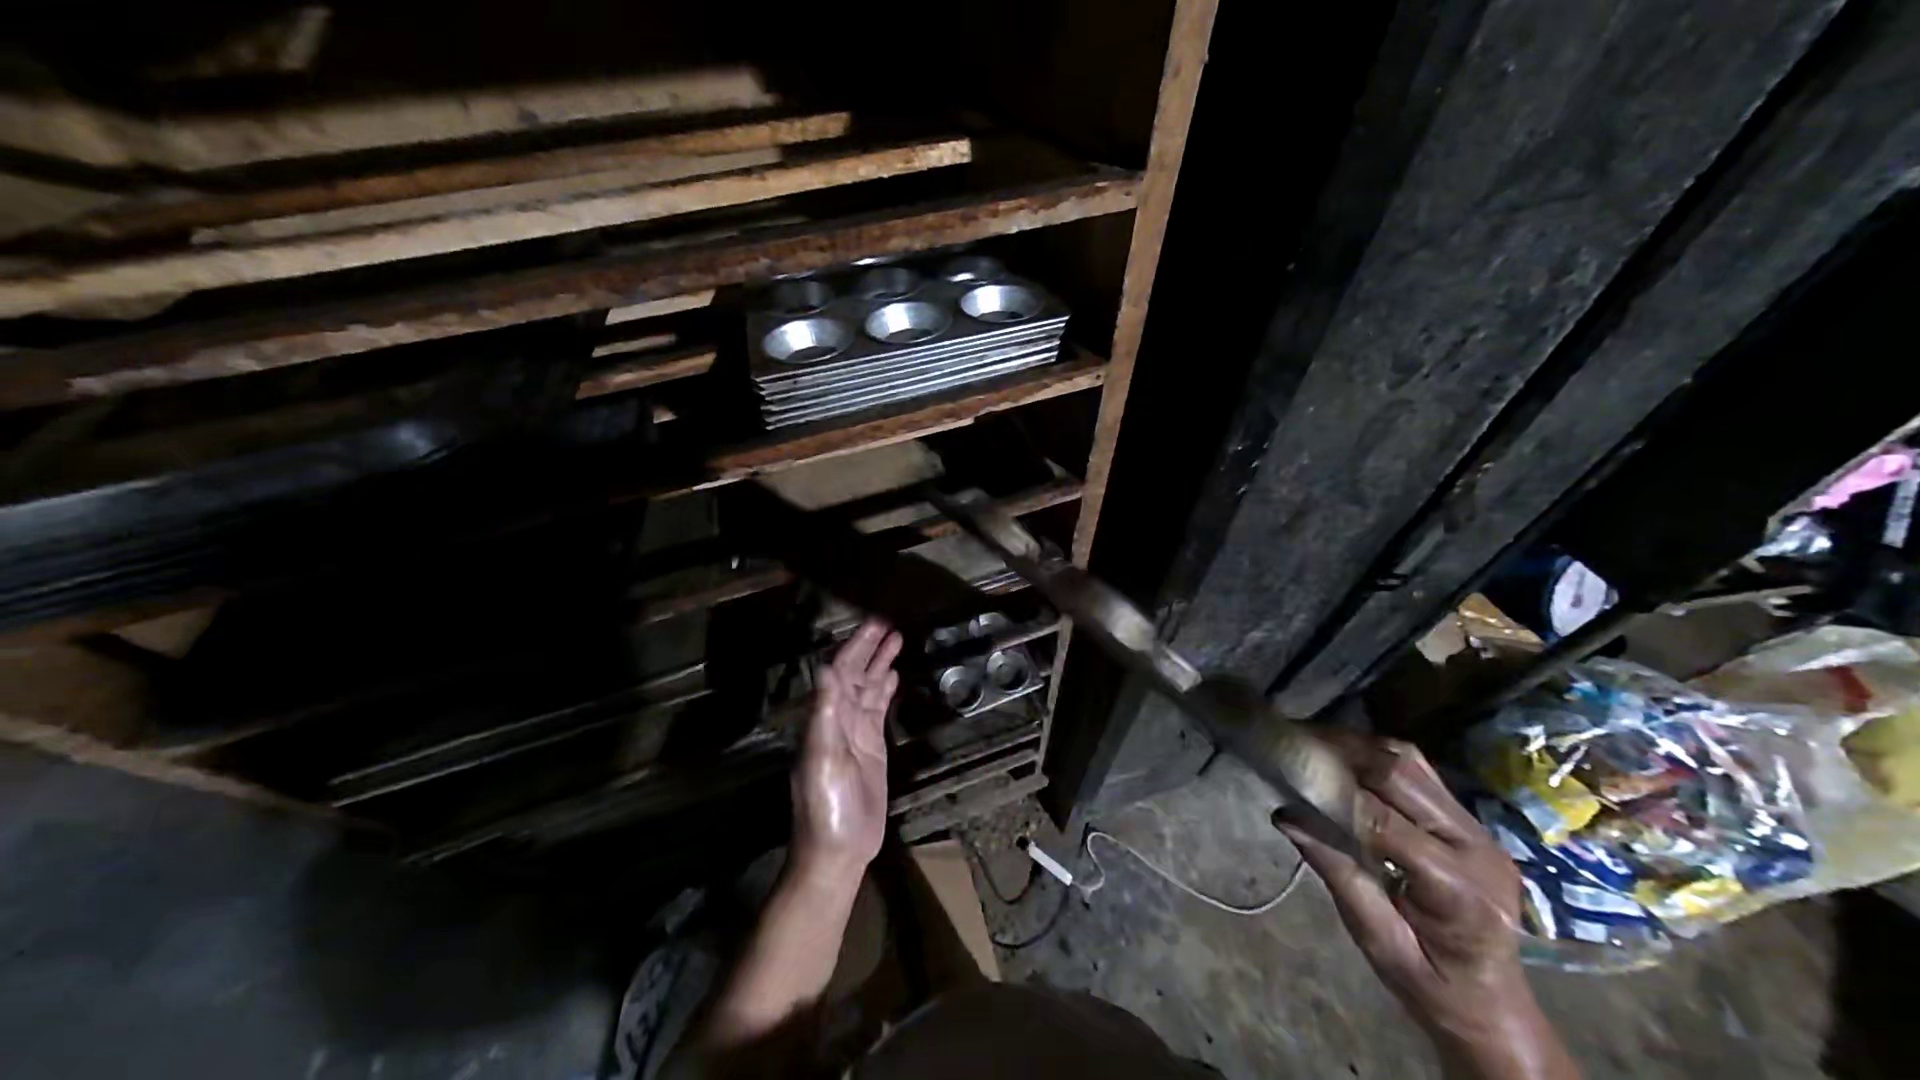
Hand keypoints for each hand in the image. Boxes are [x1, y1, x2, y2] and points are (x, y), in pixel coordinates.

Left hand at [791, 617, 900, 881]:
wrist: (839, 851)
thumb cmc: (827, 808)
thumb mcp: (824, 759)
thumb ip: (824, 713)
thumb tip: (825, 668)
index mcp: (824, 718)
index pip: (840, 671)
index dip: (856, 645)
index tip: (874, 623)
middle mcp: (837, 719)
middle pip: (855, 674)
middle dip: (869, 647)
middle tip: (890, 622)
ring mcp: (855, 733)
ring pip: (868, 688)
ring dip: (879, 663)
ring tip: (896, 639)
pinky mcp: (871, 748)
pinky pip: (877, 709)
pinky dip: (884, 690)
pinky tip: (892, 676)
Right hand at [1274, 735, 1578, 1079]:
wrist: (1492, 1004)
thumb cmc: (1431, 985)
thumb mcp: (1377, 939)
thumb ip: (1337, 873)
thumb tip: (1286, 815)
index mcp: (1461, 890)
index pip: (1385, 822)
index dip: (1332, 795)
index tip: (1286, 776)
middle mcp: (1477, 846)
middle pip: (1402, 775)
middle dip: (1342, 755)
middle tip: (1293, 745)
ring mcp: (1478, 828)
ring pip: (1411, 762)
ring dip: (1357, 748)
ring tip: (1311, 744)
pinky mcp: (1468, 820)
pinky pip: (1418, 771)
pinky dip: (1375, 757)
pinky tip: (1344, 758)